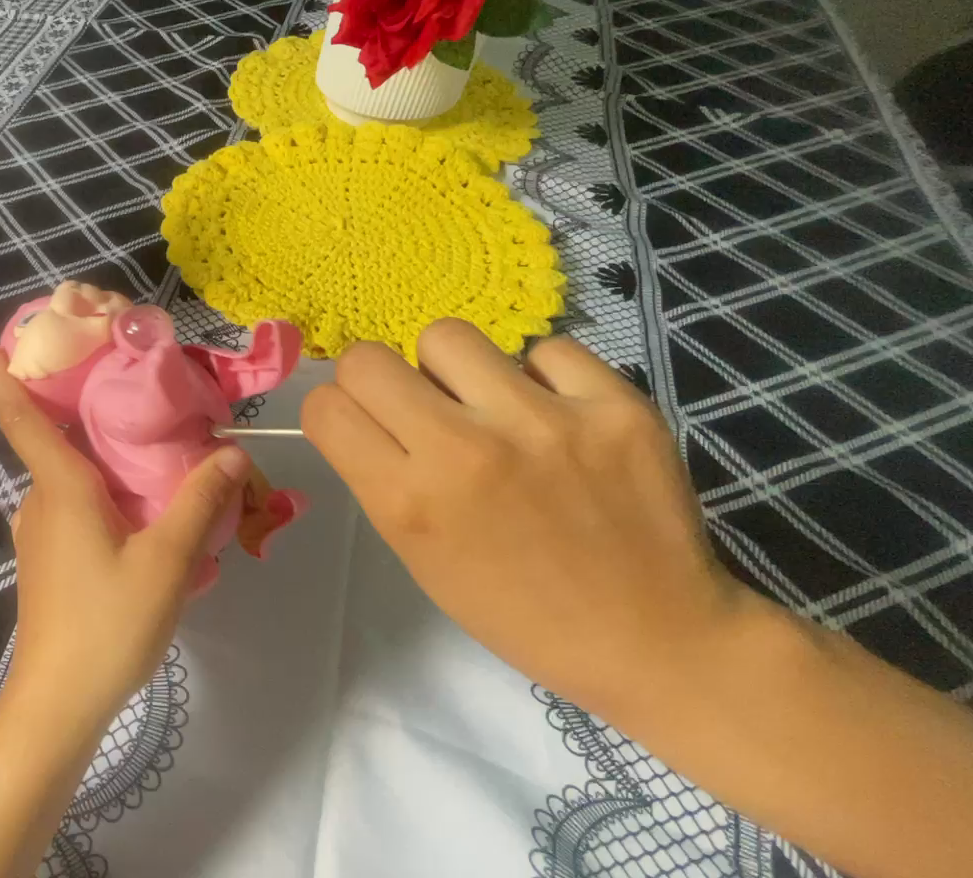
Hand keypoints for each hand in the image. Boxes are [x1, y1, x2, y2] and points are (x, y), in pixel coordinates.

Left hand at [0, 345, 252, 730]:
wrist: (60, 701)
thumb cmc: (107, 623)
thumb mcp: (167, 562)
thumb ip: (198, 503)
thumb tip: (230, 452)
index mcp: (61, 489)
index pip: (24, 421)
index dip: (4, 381)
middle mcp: (42, 502)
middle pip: (55, 444)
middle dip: (78, 410)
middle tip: (124, 382)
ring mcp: (40, 534)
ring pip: (68, 480)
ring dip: (97, 458)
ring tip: (149, 441)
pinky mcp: (49, 561)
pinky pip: (74, 507)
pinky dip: (100, 492)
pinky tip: (141, 506)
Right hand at [302, 320, 753, 717]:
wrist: (652, 640)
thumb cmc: (514, 609)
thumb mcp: (417, 555)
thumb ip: (381, 477)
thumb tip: (367, 409)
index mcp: (407, 501)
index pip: (324, 407)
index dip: (336, 412)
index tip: (362, 426)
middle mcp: (464, 451)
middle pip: (366, 359)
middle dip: (375, 380)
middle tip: (414, 408)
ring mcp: (542, 423)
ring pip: (446, 336)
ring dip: (450, 369)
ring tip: (485, 405)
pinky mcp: (615, 407)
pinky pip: (544, 349)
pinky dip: (539, 377)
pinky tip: (554, 416)